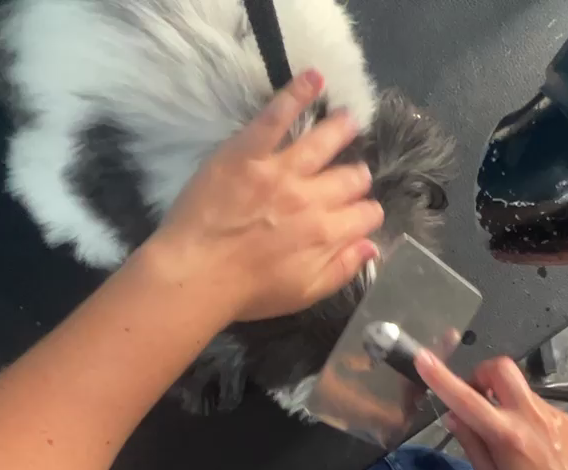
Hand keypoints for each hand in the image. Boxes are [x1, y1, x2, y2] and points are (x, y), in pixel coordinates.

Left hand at [147, 70, 383, 321]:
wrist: (197, 274)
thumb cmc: (251, 291)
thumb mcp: (306, 293)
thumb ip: (342, 269)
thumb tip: (370, 246)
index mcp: (328, 235)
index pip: (365, 215)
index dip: (369, 214)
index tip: (364, 215)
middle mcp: (312, 198)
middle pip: (350, 178)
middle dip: (358, 177)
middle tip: (355, 175)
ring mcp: (281, 169)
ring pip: (324, 141)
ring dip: (341, 130)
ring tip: (350, 121)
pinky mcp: (249, 150)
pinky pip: (278, 115)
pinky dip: (298, 94)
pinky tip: (315, 79)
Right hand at [415, 351, 567, 469]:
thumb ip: (471, 443)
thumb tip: (453, 416)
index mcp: (505, 435)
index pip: (465, 399)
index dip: (441, 377)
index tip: (424, 359)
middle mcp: (529, 415)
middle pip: (501, 367)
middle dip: (483, 372)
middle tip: (478, 395)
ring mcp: (550, 413)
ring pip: (519, 387)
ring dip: (505, 398)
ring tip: (507, 430)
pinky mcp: (565, 416)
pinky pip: (536, 405)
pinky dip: (524, 414)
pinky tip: (531, 441)